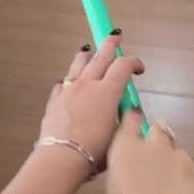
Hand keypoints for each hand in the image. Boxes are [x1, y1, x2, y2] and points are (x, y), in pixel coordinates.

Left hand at [38, 30, 143, 170]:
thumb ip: (125, 120)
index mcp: (107, 91)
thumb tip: (130, 111)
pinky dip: (70, 81)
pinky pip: (63, 83)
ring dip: (86, 55)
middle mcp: (88, 84)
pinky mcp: (54, 100)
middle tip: (116, 34)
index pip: (123, 66)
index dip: (134, 62)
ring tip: (89, 50)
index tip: (139, 69)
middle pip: (101, 56)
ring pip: (78, 64)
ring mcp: (68, 90)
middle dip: (110, 43)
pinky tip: (70, 84)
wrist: (60, 159)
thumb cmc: (94, 151)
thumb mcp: (119, 137)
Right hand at [103, 110, 193, 193]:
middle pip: (155, 132)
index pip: (130, 117)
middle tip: (148, 170)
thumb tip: (128, 174)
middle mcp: (154, 146)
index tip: (129, 128)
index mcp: (126, 149)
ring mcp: (181, 159)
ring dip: (170, 166)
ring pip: (174, 154)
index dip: (131, 120)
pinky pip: (190, 173)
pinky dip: (186, 183)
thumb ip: (121, 177)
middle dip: (153, 144)